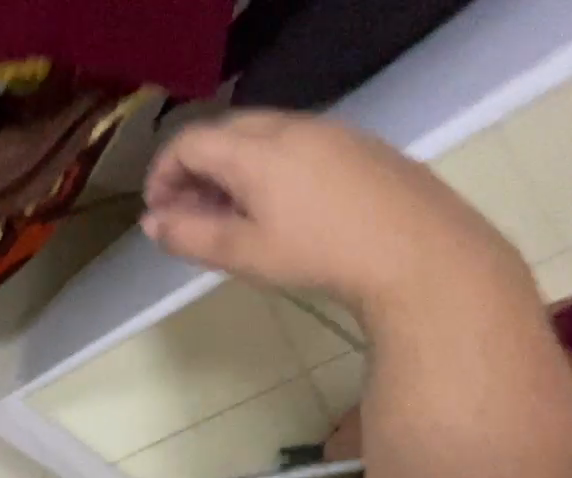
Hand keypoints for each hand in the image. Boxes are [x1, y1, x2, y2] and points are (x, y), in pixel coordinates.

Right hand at [141, 111, 529, 315]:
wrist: (419, 252)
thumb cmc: (316, 254)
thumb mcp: (239, 253)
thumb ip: (186, 235)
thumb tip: (152, 222)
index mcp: (256, 151)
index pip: (189, 143)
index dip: (161, 174)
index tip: (157, 213)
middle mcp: (292, 128)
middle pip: (223, 132)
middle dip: (192, 170)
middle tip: (186, 215)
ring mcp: (331, 133)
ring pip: (259, 137)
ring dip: (228, 170)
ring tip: (226, 217)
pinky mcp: (358, 146)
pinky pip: (293, 144)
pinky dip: (264, 168)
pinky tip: (272, 210)